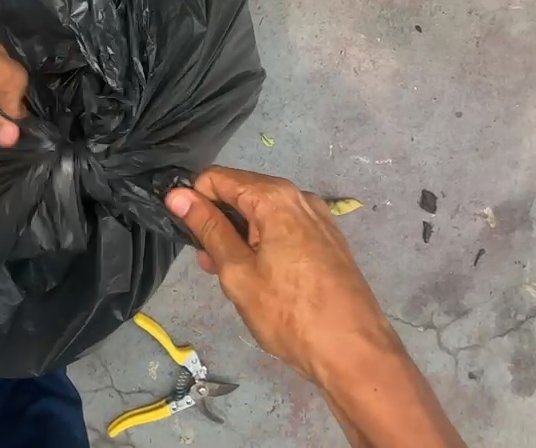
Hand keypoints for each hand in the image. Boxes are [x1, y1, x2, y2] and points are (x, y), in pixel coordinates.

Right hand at [166, 166, 397, 383]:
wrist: (358, 358)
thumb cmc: (290, 314)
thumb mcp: (237, 271)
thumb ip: (207, 227)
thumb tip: (177, 194)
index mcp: (274, 196)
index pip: (216, 178)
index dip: (195, 202)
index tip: (190, 236)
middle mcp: (298, 197)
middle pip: (241, 193)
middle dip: (219, 223)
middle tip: (212, 266)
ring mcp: (318, 218)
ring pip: (262, 214)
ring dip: (241, 238)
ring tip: (238, 280)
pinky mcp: (328, 241)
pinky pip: (284, 229)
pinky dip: (265, 245)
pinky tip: (266, 280)